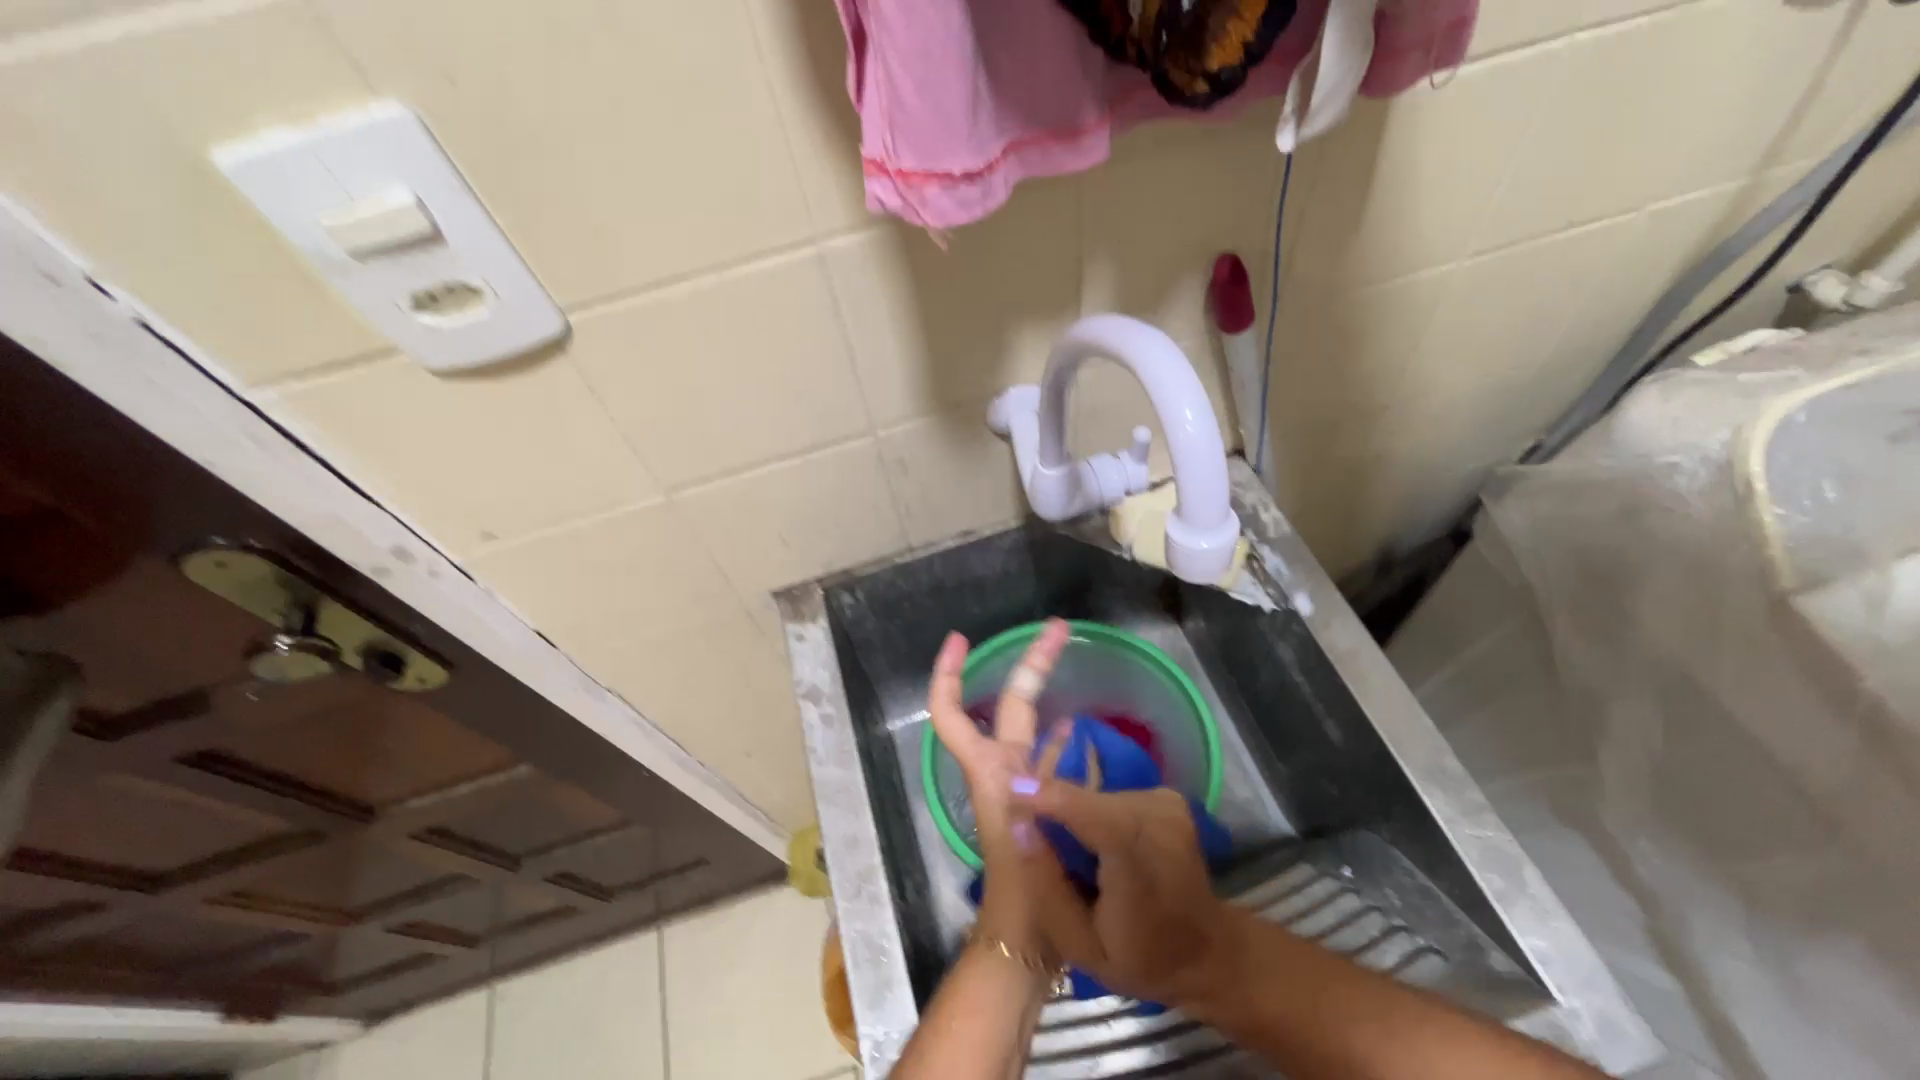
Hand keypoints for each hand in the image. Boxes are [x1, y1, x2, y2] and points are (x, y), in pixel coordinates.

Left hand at [925, 618, 1071, 965]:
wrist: (1024, 944)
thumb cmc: (1023, 898)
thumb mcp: (1024, 842)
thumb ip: (1034, 798)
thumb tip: (1067, 743)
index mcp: (991, 773)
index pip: (951, 714)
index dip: (948, 675)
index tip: (961, 639)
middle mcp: (1004, 770)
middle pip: (1012, 704)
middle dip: (1033, 663)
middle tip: (1061, 628)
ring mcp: (1023, 786)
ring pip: (1034, 727)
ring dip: (1047, 694)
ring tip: (1074, 662)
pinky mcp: (1042, 806)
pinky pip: (1052, 759)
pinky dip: (1063, 739)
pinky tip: (1081, 729)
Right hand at [1011, 780, 1246, 1007]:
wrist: (1208, 952)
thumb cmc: (1143, 957)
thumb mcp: (1082, 946)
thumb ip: (1047, 888)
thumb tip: (1019, 827)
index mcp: (1140, 863)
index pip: (1089, 812)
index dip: (1045, 798)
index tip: (1006, 796)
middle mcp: (1158, 821)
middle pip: (1087, 798)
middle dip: (1052, 809)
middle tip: (1026, 834)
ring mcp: (1167, 804)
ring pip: (1097, 794)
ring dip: (1073, 814)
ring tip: (1064, 851)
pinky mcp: (1167, 798)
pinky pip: (1112, 795)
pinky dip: (1094, 813)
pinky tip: (1093, 845)